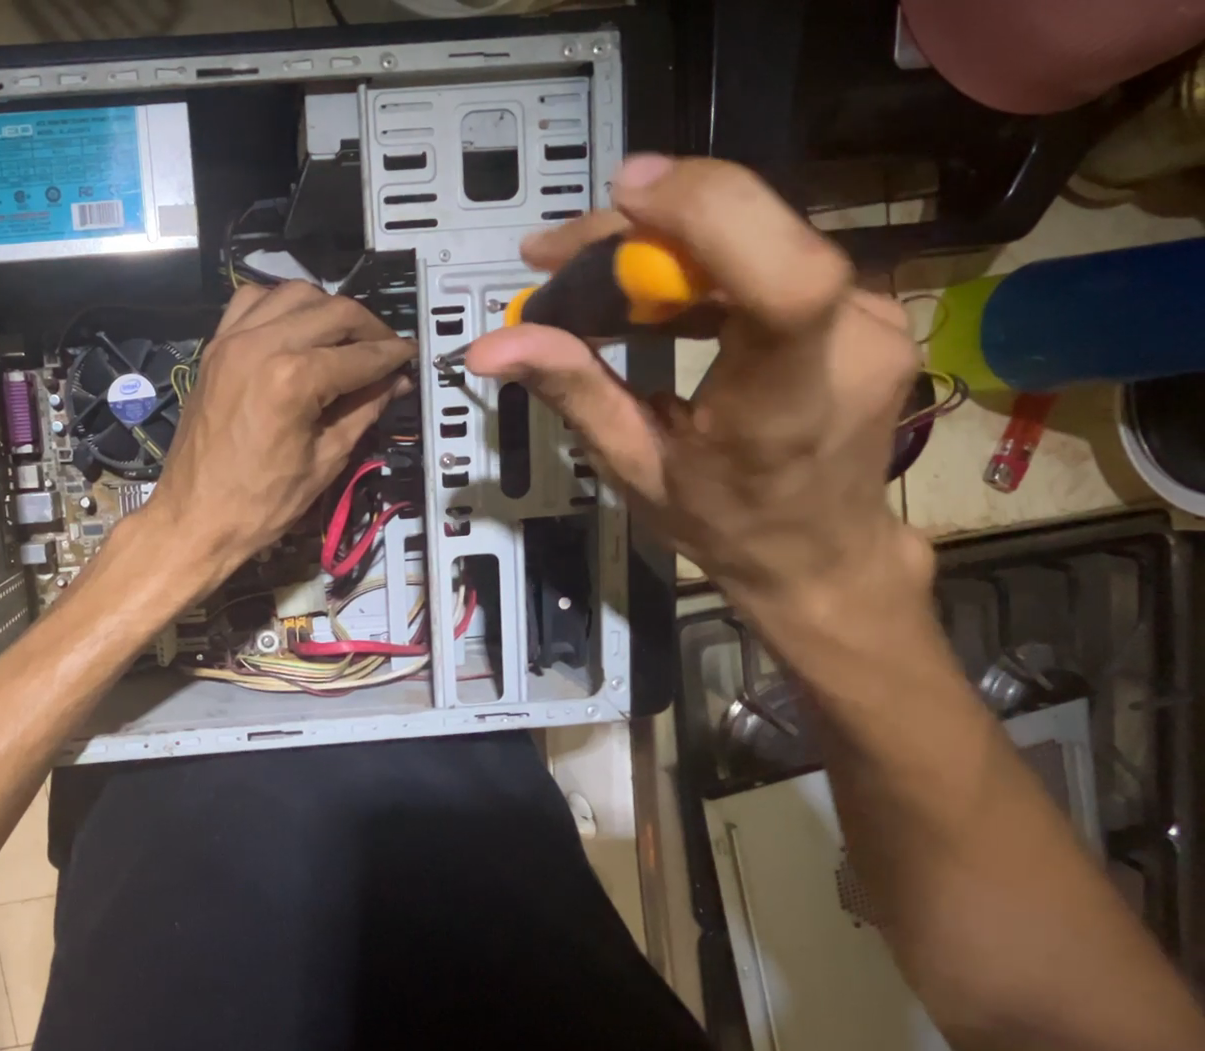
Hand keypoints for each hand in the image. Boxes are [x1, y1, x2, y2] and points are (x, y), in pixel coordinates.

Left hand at [140, 281, 414, 577]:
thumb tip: (394, 382)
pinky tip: (296, 328)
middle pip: (334, 311)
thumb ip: (363, 411)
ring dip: (328, 310)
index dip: (393, 356)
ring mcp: (232, 341)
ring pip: (295, 294)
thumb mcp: (326, 461)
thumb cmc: (259, 503)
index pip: (360, 355)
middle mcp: (261, 345)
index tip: (411, 356)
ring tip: (345, 339)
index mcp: (292, 379)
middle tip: (386, 351)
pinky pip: (251, 301)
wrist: (193, 517)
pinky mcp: (215, 347)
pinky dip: (281, 305)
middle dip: (369, 328)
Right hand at [465, 155, 929, 619]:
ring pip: (754, 239)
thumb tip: (489, 348)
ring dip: (659, 242)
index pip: (783, 285)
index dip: (710, 219)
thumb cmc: (724, 524)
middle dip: (639, 232)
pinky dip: (695, 260)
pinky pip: (766, 258)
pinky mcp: (858, 306)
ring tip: (574, 269)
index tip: (625, 192)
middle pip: (748, 241)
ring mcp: (868, 315)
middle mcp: (850, 343)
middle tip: (547, 255)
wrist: (822, 552)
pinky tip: (637, 285)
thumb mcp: (635, 468)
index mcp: (788, 404)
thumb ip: (574, 393)